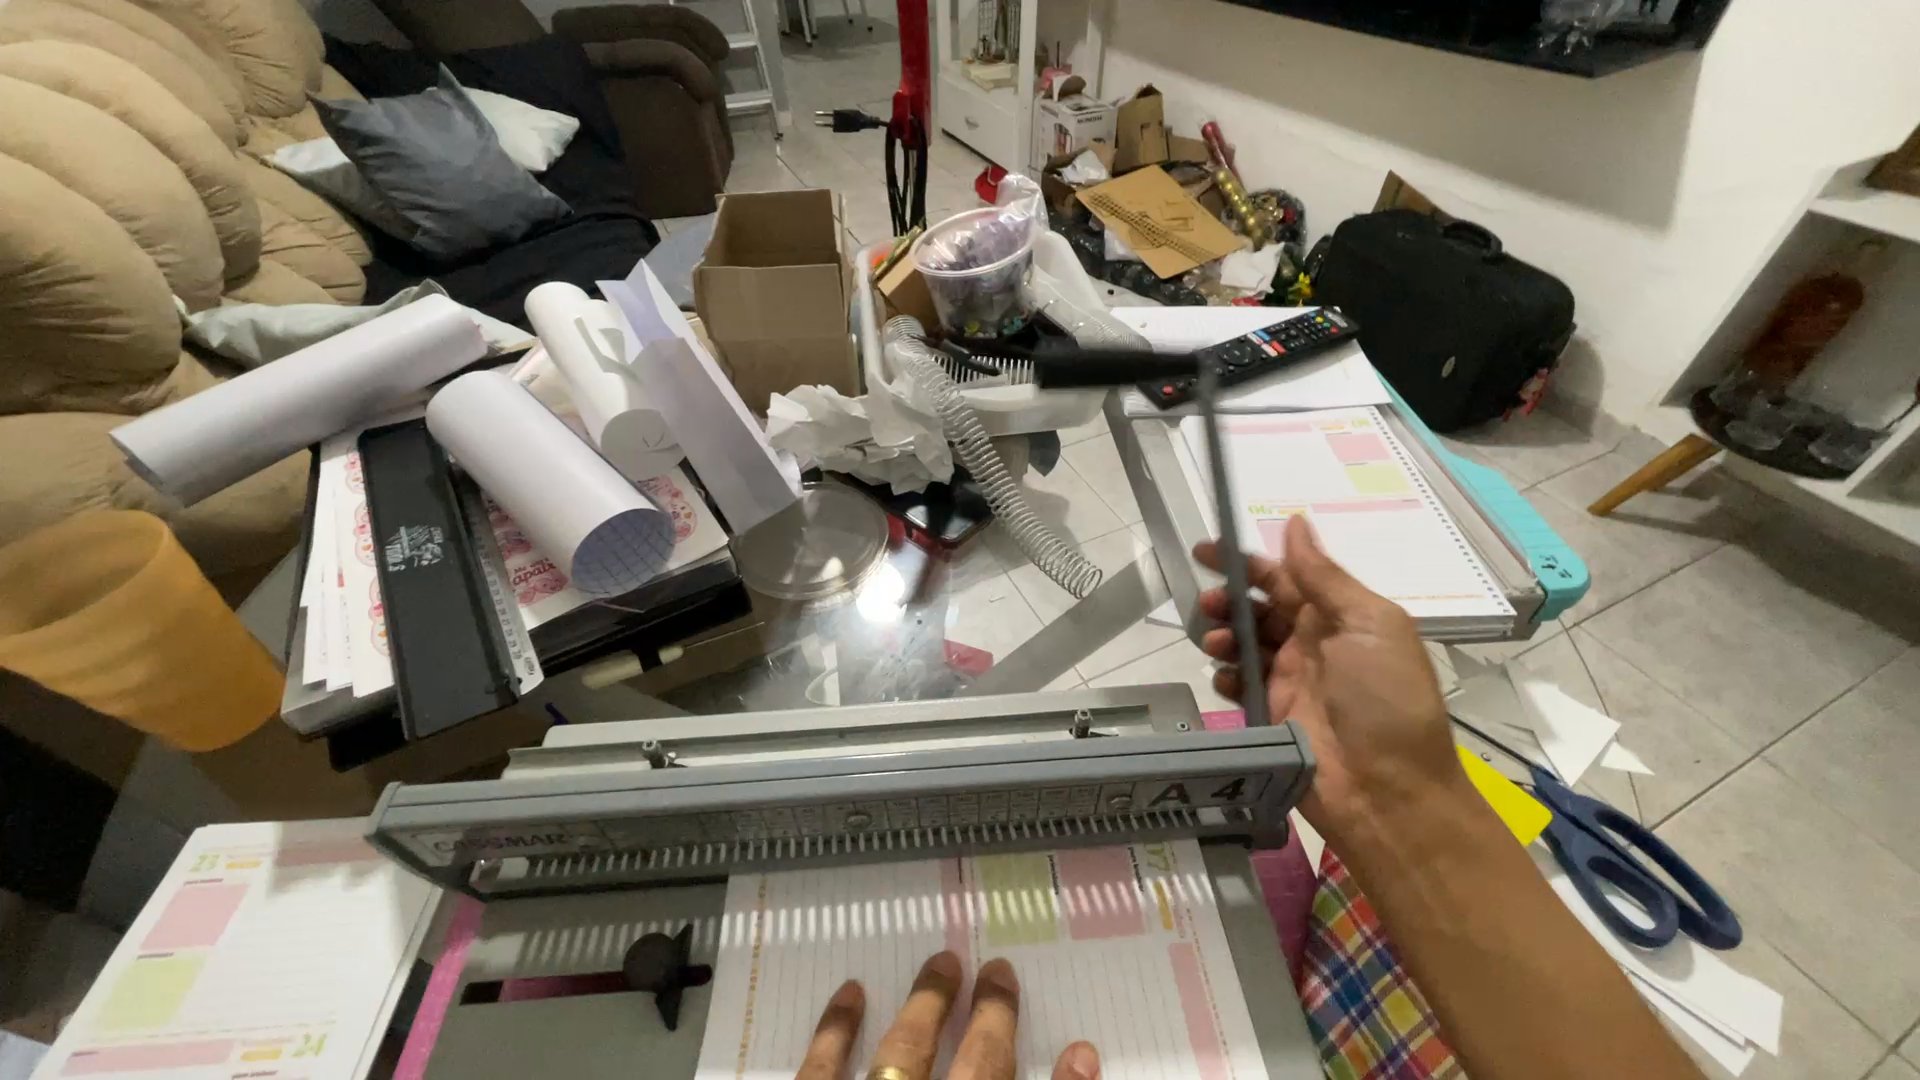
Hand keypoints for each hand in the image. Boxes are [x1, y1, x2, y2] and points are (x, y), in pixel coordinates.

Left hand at [797, 952, 1099, 1079]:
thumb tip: (1074, 1064)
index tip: (1082, 1050)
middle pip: (977, 1072)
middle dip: (992, 1023)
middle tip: (999, 974)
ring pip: (903, 1056)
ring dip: (927, 1007)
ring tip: (943, 965)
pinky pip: (819, 1072)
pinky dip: (836, 1032)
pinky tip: (851, 993)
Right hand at [1194, 515, 1466, 842]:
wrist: (1388, 793)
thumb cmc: (1386, 701)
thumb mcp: (1369, 626)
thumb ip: (1325, 577)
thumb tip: (1296, 522)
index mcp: (1340, 617)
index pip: (1285, 577)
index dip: (1246, 562)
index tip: (1206, 551)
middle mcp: (1311, 643)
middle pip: (1257, 607)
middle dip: (1228, 599)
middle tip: (1208, 604)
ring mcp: (1289, 680)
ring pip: (1241, 643)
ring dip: (1222, 635)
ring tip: (1216, 643)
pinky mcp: (1270, 715)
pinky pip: (1237, 684)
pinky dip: (1226, 676)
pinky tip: (1227, 679)